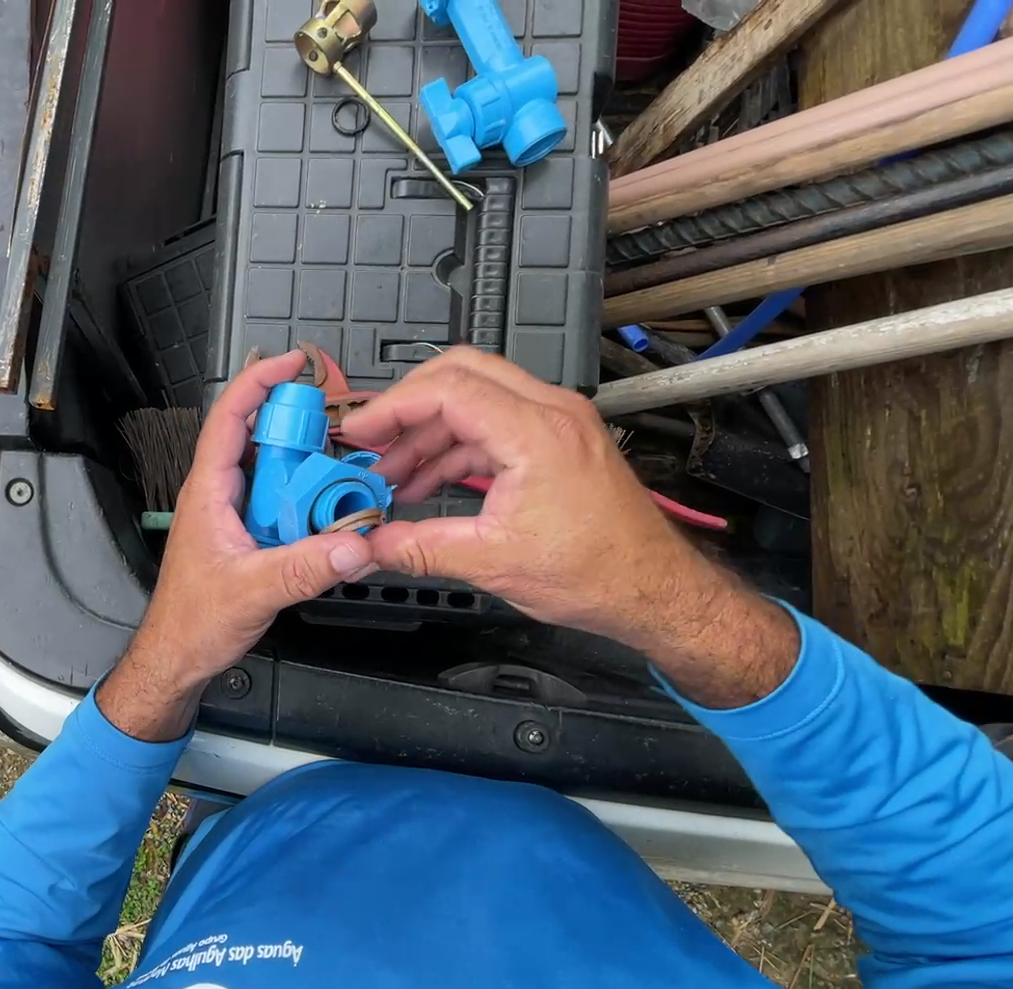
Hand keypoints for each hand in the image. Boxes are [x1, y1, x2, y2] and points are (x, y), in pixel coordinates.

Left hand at [98, 351, 378, 739]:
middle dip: (300, 423)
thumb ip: (304, 568)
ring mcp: (235, 515)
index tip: (294, 364)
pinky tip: (332, 513)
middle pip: (260, 437)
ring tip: (345, 467)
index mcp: (208, 493)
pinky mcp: (249, 536)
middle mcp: (220, 495)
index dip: (260, 382)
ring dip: (309, 466)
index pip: (230, 417)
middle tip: (340, 421)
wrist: (177, 657)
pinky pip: (283, 504)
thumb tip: (355, 543)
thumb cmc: (189, 623)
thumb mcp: (251, 592)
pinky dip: (309, 500)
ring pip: (276, 472)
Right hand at [339, 348, 794, 705]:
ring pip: (472, 400)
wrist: (653, 589)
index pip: (449, 390)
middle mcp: (550, 414)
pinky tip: (424, 483)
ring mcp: (554, 424)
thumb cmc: (598, 573)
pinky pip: (489, 427)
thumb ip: (421, 548)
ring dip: (426, 433)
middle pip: (460, 374)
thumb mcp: (493, 563)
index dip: (393, 407)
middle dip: (406, 405)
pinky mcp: (552, 442)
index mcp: (537, 433)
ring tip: (390, 475)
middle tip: (370, 438)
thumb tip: (370, 545)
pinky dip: (451, 449)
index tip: (359, 430)